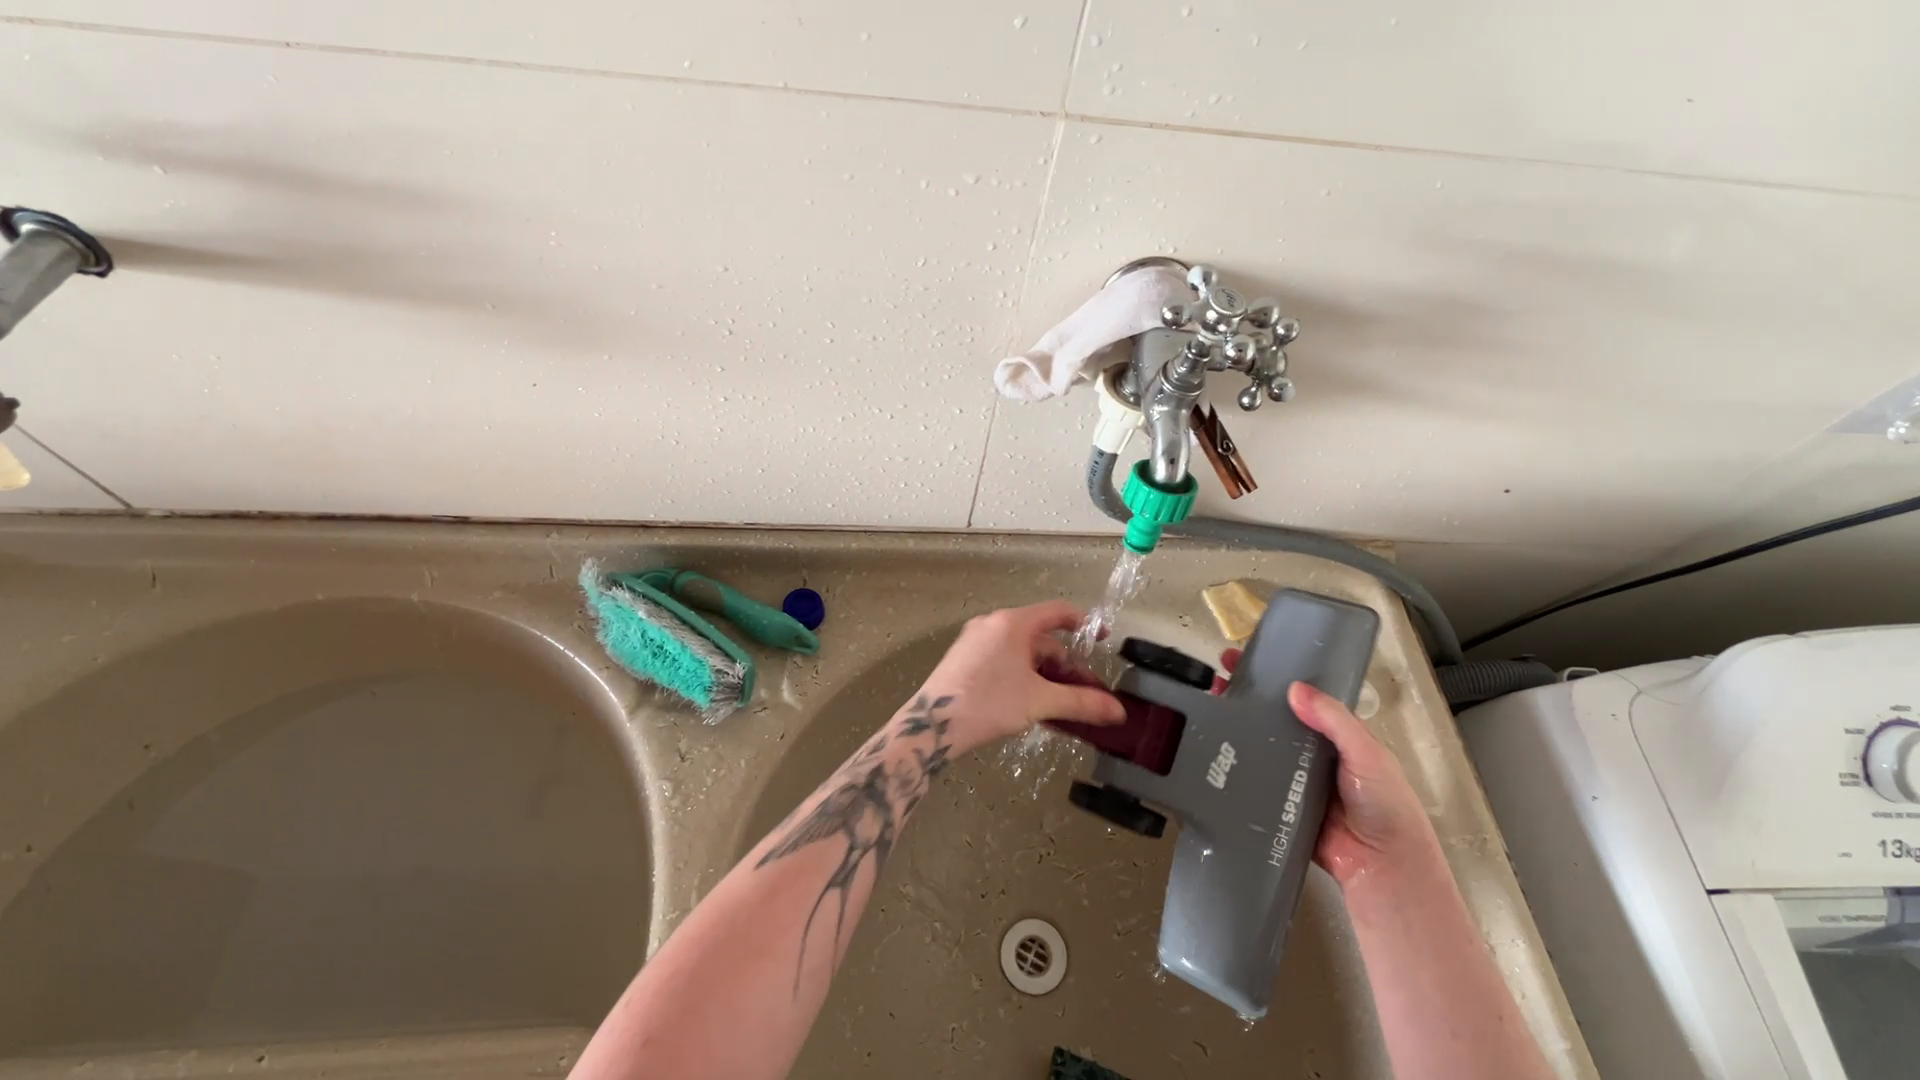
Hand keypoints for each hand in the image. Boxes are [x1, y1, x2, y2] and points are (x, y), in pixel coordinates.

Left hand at [917, 602, 1125, 752]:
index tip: (1101, 638)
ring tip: (1060, 702)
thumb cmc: (988, 703)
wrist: (933, 724)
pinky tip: (1031, 703)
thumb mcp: (1040, 702)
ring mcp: (974, 642)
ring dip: (1045, 674)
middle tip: (1083, 691)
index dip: (1085, 623)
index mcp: (1012, 623)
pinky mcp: (963, 660)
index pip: (1058, 611)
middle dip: (1065, 664)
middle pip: (1040, 637)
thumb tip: (1117, 712)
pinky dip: (1023, 676)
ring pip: (1021, 652)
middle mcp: (992, 625)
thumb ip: (1081, 703)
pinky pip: (1003, 660)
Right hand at [1219, 650, 1435, 886]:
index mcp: (1333, 736)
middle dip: (1243, 700)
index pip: (1297, 699)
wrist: (1381, 864)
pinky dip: (1233, 772)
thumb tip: (1294, 689)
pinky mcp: (1275, 807)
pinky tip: (1211, 757)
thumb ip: (1335, 721)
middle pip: (1271, 721)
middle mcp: (1308, 755)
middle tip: (1214, 682)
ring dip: (1233, 732)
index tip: (1241, 659)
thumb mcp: (1367, 753)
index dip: (1271, 678)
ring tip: (1206, 709)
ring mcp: (1290, 781)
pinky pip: (1252, 785)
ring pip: (1257, 751)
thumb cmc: (1385, 803)